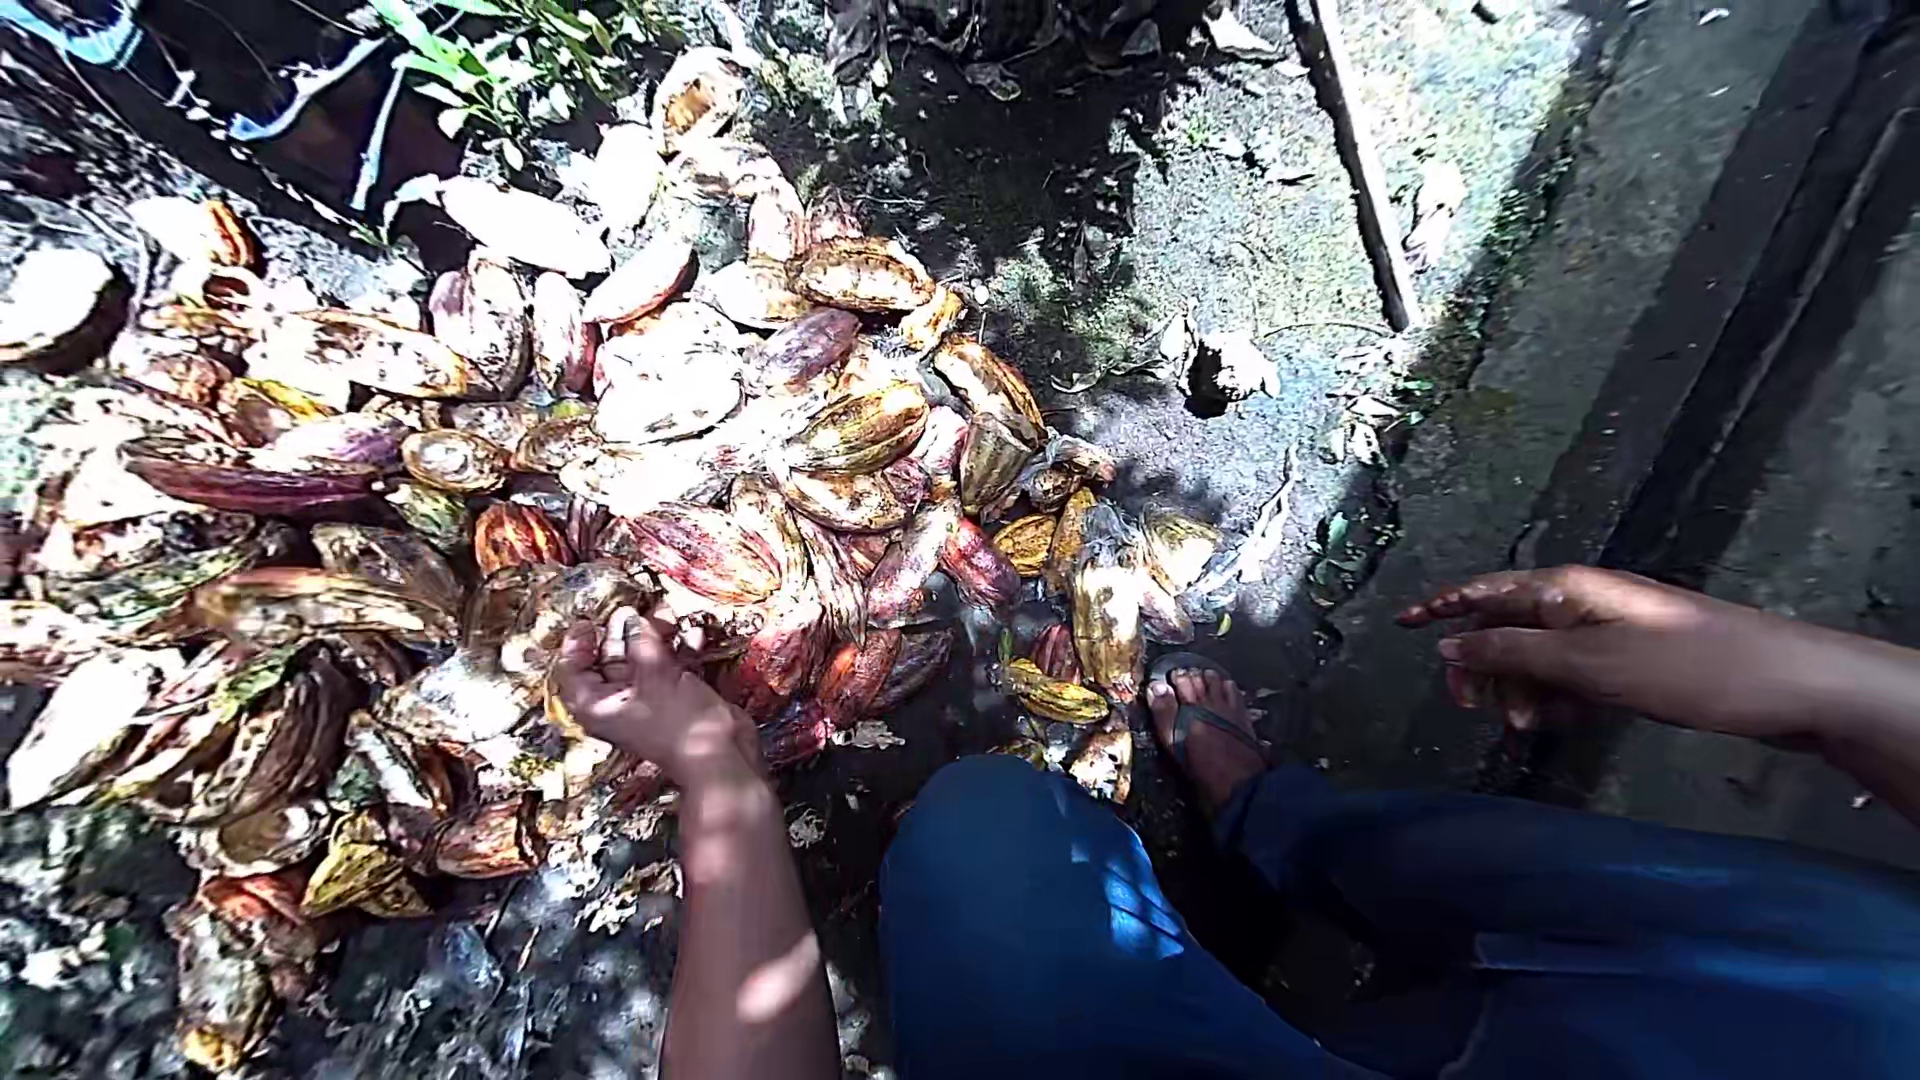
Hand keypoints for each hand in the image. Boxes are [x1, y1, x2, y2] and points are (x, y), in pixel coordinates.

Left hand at [554, 605, 762, 789]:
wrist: (719, 751)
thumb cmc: (676, 719)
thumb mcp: (654, 675)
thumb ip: (643, 641)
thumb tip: (636, 618)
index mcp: (598, 704)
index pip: (574, 670)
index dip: (579, 643)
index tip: (588, 619)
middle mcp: (620, 700)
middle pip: (612, 660)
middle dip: (623, 633)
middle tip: (631, 610)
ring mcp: (651, 698)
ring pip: (646, 660)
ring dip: (656, 637)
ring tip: (666, 614)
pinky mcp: (679, 695)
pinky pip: (673, 666)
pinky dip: (681, 650)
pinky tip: (693, 633)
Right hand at [1397, 565, 1827, 740]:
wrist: (1808, 691)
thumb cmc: (1688, 665)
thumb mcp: (1585, 662)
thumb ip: (1507, 652)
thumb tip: (1446, 646)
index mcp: (1562, 590)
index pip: (1480, 592)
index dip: (1437, 607)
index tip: (1402, 624)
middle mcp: (1575, 604)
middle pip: (1503, 630)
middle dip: (1482, 668)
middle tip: (1469, 705)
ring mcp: (1601, 632)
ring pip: (1533, 657)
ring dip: (1519, 691)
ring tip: (1525, 726)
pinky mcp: (1624, 659)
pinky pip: (1566, 673)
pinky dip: (1552, 697)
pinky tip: (1556, 721)